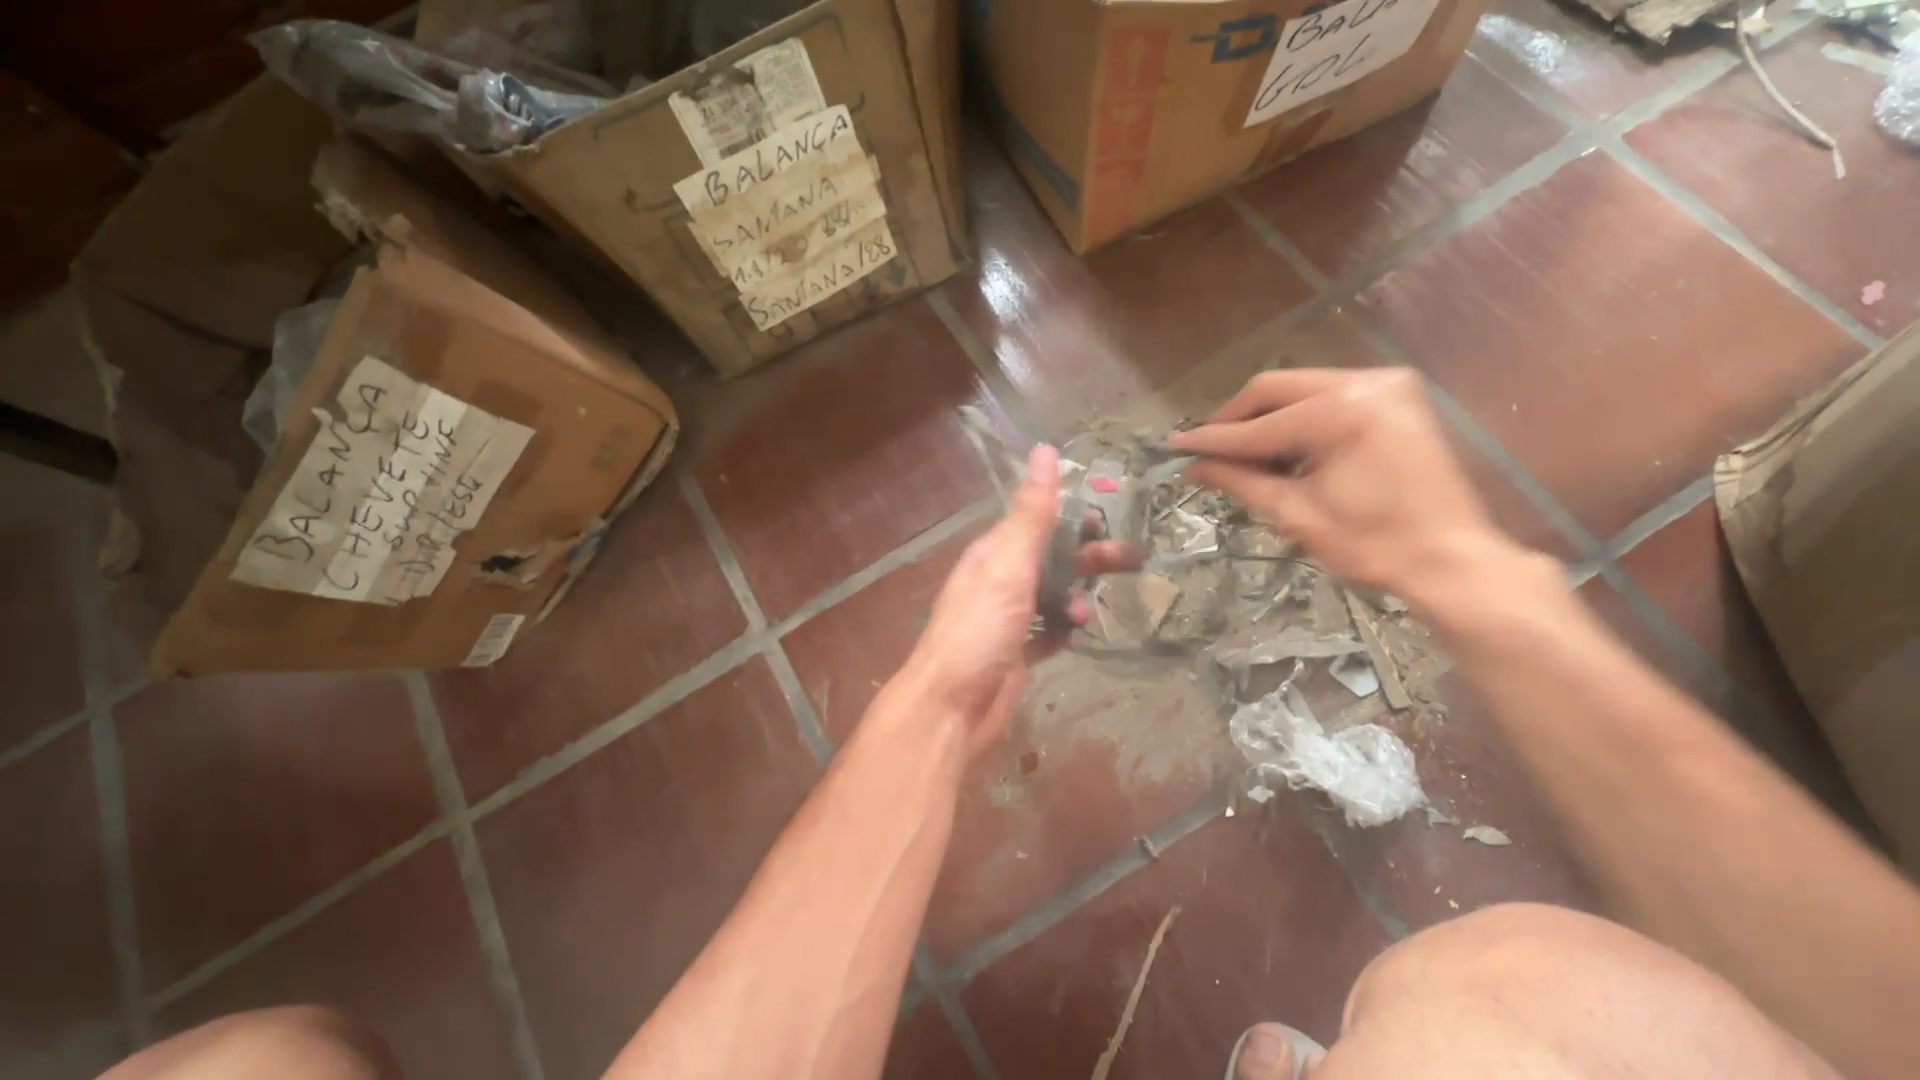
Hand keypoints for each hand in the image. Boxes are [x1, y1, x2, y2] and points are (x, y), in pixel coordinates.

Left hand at [901, 444, 1138, 755]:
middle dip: (1089, 558)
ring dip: (1075, 599)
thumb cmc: (979, 630)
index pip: (1038, 521)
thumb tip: (1045, 450)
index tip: (1112, 515)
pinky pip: (1045, 635)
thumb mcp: (1008, 565)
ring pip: (1050, 597)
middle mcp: (998, 581)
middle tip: (1132, 559)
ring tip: (1087, 615)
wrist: (951, 707)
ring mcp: (1005, 620)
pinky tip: (1074, 637)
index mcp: (994, 554)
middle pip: (1051, 559)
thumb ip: (1031, 514)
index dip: (1074, 515)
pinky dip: (1061, 633)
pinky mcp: (1013, 655)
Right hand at [1168, 368, 1514, 600]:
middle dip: (1238, 421)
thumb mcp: (1298, 515)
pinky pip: (1329, 398)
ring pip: (1301, 390)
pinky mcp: (1396, 397)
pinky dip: (1300, 420)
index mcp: (1342, 412)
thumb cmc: (1375, 546)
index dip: (1213, 440)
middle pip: (1276, 390)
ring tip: (1244, 456)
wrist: (1454, 560)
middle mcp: (1364, 382)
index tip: (1174, 447)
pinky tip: (1286, 450)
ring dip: (1268, 421)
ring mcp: (1386, 384)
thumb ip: (1242, 481)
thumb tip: (1194, 467)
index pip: (1259, 426)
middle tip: (1206, 450)